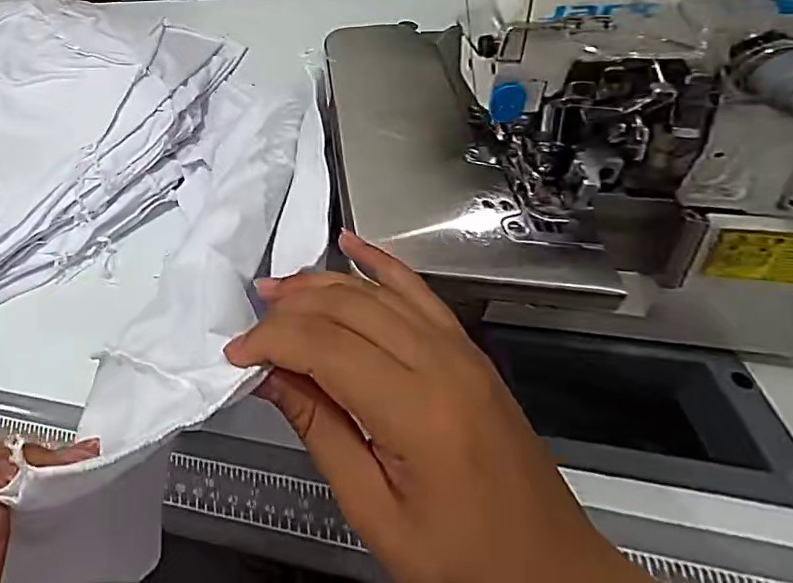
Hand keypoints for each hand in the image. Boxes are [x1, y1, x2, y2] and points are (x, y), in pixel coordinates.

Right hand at [224, 230, 646, 582]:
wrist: (555, 575)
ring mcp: (459, 350)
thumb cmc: (466, 562)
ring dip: (320, 284)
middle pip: (345, 308)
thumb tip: (268, 377)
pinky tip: (350, 242)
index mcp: (416, 412)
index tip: (237, 354)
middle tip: (252, 322)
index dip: (270, 341)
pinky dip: (380, 261)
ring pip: (374, 291)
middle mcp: (440, 365)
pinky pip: (417, 289)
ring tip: (278, 289)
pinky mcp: (468, 348)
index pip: (323, 347)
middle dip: (289, 309)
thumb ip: (320, 432)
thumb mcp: (377, 514)